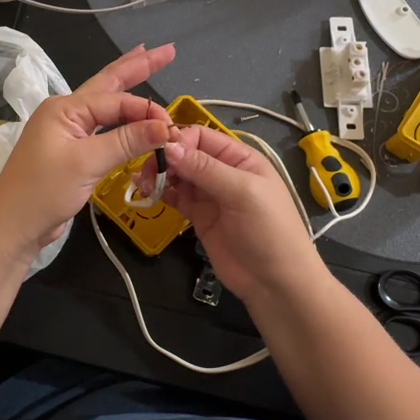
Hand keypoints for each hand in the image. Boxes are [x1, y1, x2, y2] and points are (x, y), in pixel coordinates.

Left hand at [0, 44, 176, 256]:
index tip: (172, 127)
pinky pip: (103, 128)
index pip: (116, 100)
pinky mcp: (72, 153)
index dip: (146, 110)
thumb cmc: (43, 191)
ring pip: (105, 103)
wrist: (12, 227)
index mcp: (64, 108)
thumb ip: (127, 141)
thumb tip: (166, 126)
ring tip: (146, 62)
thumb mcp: (86, 163)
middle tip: (166, 50)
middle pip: (108, 84)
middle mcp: (65, 113)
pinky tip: (129, 112)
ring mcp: (67, 133)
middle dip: (136, 66)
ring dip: (127, 86)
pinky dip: (121, 118)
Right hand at [162, 125, 320, 305]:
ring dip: (159, 175)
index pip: (202, 137)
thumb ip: (205, 169)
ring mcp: (210, 195)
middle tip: (146, 172)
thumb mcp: (242, 193)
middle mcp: (223, 171)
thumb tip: (169, 147)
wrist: (276, 283)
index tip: (160, 154)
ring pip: (178, 175)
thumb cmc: (269, 230)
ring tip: (143, 183)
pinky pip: (176, 197)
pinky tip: (147, 192)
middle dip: (165, 158)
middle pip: (186, 154)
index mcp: (240, 158)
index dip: (179, 141)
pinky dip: (161, 192)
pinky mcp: (198, 216)